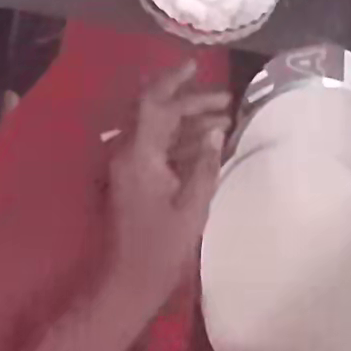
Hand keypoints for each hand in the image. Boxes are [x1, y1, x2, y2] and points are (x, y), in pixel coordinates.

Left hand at [106, 61, 229, 303]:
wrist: (126, 283)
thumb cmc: (161, 249)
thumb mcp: (192, 209)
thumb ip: (204, 166)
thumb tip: (215, 131)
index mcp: (139, 153)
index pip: (155, 103)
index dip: (175, 82)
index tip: (198, 67)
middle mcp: (129, 150)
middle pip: (157, 111)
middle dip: (189, 99)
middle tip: (223, 96)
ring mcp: (129, 163)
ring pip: (159, 128)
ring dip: (187, 120)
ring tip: (224, 117)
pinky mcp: (134, 176)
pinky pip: (157, 145)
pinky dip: (180, 139)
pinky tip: (206, 141)